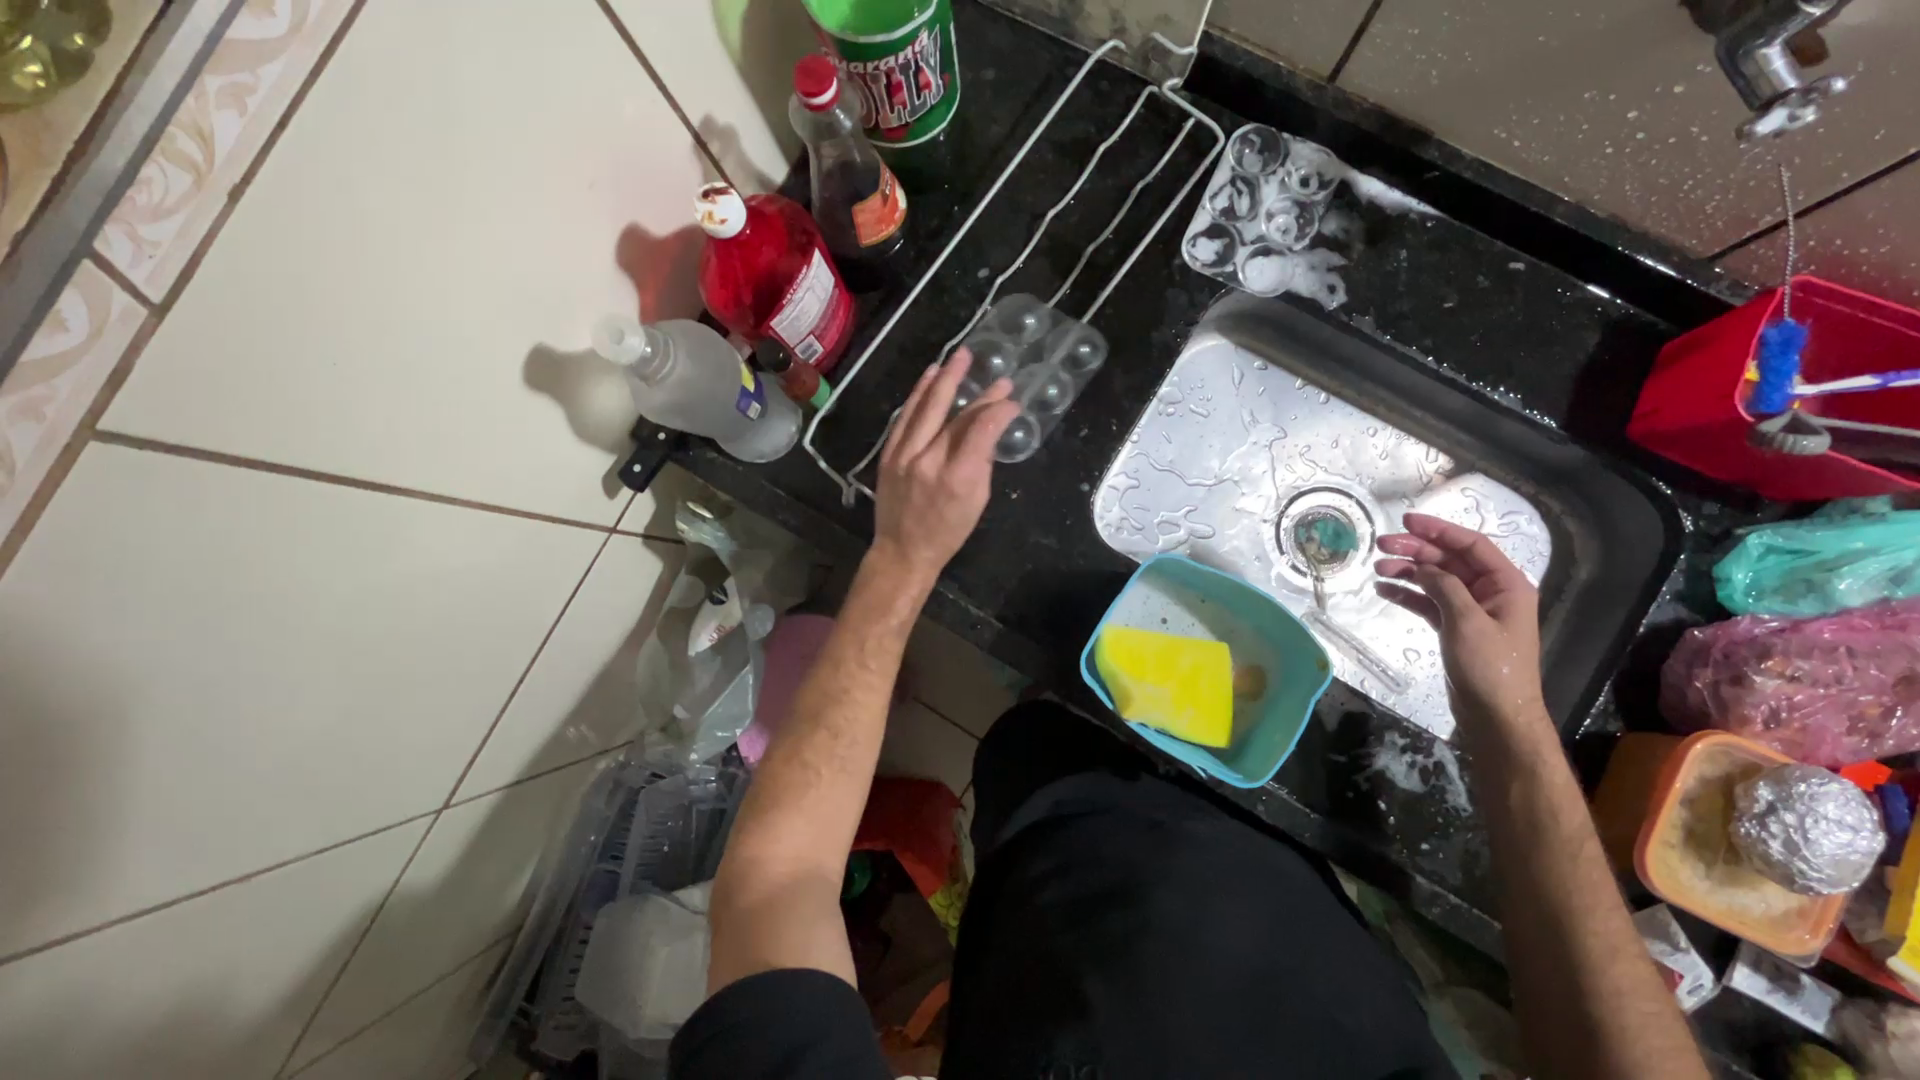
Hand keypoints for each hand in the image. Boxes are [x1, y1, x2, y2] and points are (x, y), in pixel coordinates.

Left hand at [872, 348, 1019, 581]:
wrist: (903, 551)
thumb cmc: (948, 531)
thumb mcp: (977, 502)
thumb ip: (982, 463)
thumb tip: (986, 431)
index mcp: (958, 477)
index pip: (981, 429)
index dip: (999, 409)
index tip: (1012, 401)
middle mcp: (929, 461)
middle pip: (952, 414)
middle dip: (971, 385)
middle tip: (984, 365)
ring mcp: (904, 456)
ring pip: (924, 409)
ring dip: (940, 381)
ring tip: (954, 359)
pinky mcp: (888, 455)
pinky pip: (905, 418)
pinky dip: (917, 396)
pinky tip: (928, 380)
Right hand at [1375, 512, 1548, 733]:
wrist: (1496, 715)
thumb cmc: (1490, 666)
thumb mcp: (1467, 621)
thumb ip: (1445, 586)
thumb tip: (1423, 566)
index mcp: (1506, 585)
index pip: (1471, 545)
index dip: (1439, 530)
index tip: (1406, 521)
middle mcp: (1491, 593)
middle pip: (1450, 560)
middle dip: (1417, 550)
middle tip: (1381, 545)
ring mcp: (1472, 611)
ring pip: (1436, 580)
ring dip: (1408, 572)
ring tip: (1378, 568)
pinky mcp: (1454, 629)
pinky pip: (1428, 603)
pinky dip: (1408, 595)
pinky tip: (1385, 589)